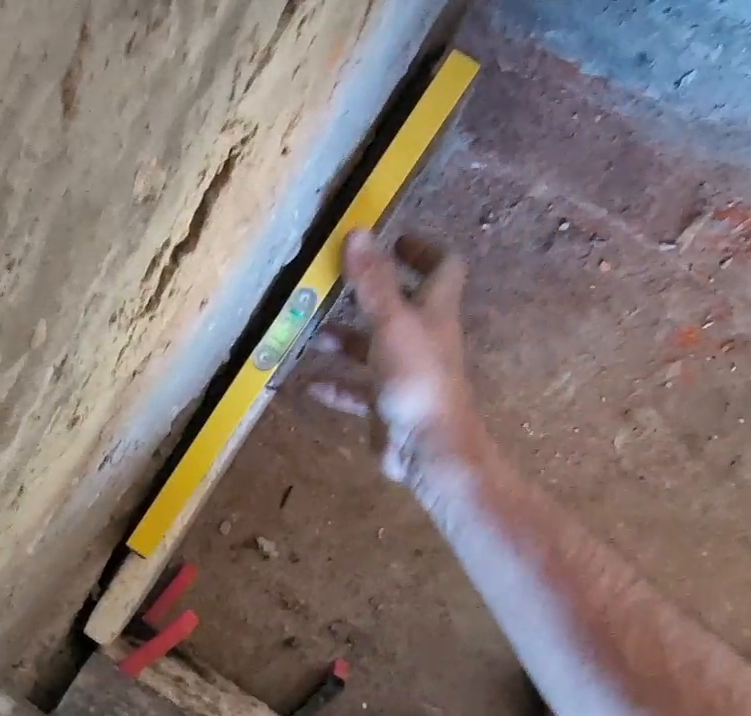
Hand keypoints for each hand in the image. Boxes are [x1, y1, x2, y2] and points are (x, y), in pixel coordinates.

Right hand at [299, 231, 485, 474]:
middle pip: (399, 307)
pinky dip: (333, 384)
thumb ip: (373, 282)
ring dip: (343, 339)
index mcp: (434, 312)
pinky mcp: (386, 405)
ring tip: (311, 333)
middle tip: (334, 283)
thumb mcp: (391, 323)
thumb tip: (358, 233)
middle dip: (367, 294)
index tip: (394, 238)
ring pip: (371, 349)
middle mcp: (422, 339)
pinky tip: (307, 384)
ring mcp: (404, 375)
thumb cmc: (416, 378)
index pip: (442, 267)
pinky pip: (356, 390)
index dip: (423, 249)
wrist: (427, 448)